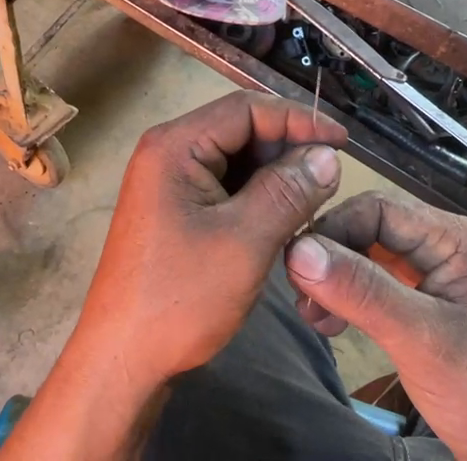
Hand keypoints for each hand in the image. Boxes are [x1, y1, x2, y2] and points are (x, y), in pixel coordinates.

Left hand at [73, 90, 347, 386]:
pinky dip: (257, 195)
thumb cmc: (179, 298)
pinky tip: (285, 217)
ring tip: (314, 199)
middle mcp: (167, 152)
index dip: (298, 119)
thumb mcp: (244, 242)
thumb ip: (288, 192)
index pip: (245, 109)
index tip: (343, 140)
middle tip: (332, 176)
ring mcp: (168, 181)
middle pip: (239, 130)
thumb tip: (327, 156)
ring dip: (275, 174)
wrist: (123, 356)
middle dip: (287, 148)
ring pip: (235, 160)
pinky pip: (224, 186)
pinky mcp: (175, 209)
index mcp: (174, 146)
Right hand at [285, 192, 466, 460]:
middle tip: (302, 297)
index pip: (375, 208)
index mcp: (455, 239)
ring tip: (314, 315)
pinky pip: (380, 282)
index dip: (331, 230)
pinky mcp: (431, 303)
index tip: (296, 268)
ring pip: (370, 254)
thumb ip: (361, 291)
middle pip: (370, 228)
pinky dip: (352, 298)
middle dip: (331, 257)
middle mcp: (446, 245)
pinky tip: (333, 322)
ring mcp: (440, 274)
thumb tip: (296, 250)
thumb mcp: (423, 340)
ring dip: (337, 279)